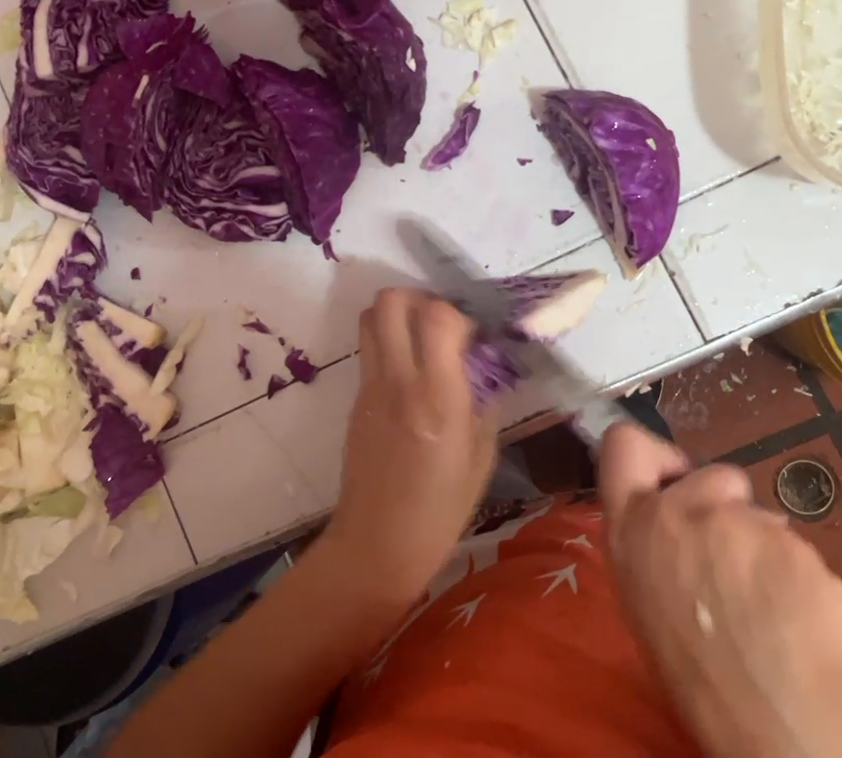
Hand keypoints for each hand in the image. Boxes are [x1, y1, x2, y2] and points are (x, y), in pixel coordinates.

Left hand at [322, 289, 496, 602]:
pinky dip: (389, 344)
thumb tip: (486, 363)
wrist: (378, 542)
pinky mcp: (355, 399)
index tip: (474, 334)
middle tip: (442, 323)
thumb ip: (484, 400)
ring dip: (398, 315)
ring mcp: (370, 388)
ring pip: (370, 318)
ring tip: (425, 341)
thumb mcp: (481, 455)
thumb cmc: (442, 509)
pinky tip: (412, 375)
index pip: (438, 318)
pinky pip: (369, 350)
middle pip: (390, 302)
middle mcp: (398, 382)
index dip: (458, 312)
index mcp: (438, 399)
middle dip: (419, 298)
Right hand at [599, 424, 841, 757]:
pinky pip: (791, 542)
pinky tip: (796, 611)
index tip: (674, 481)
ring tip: (768, 597)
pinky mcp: (786, 538)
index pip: (624, 446)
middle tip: (733, 554)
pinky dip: (794, 569)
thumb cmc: (699, 674)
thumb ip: (654, 551)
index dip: (655, 454)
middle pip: (706, 473)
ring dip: (761, 541)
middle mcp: (673, 513)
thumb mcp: (647, 602)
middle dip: (726, 503)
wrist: (781, 714)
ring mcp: (733, 521)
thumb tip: (677, 538)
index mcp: (629, 531)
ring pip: (754, 510)